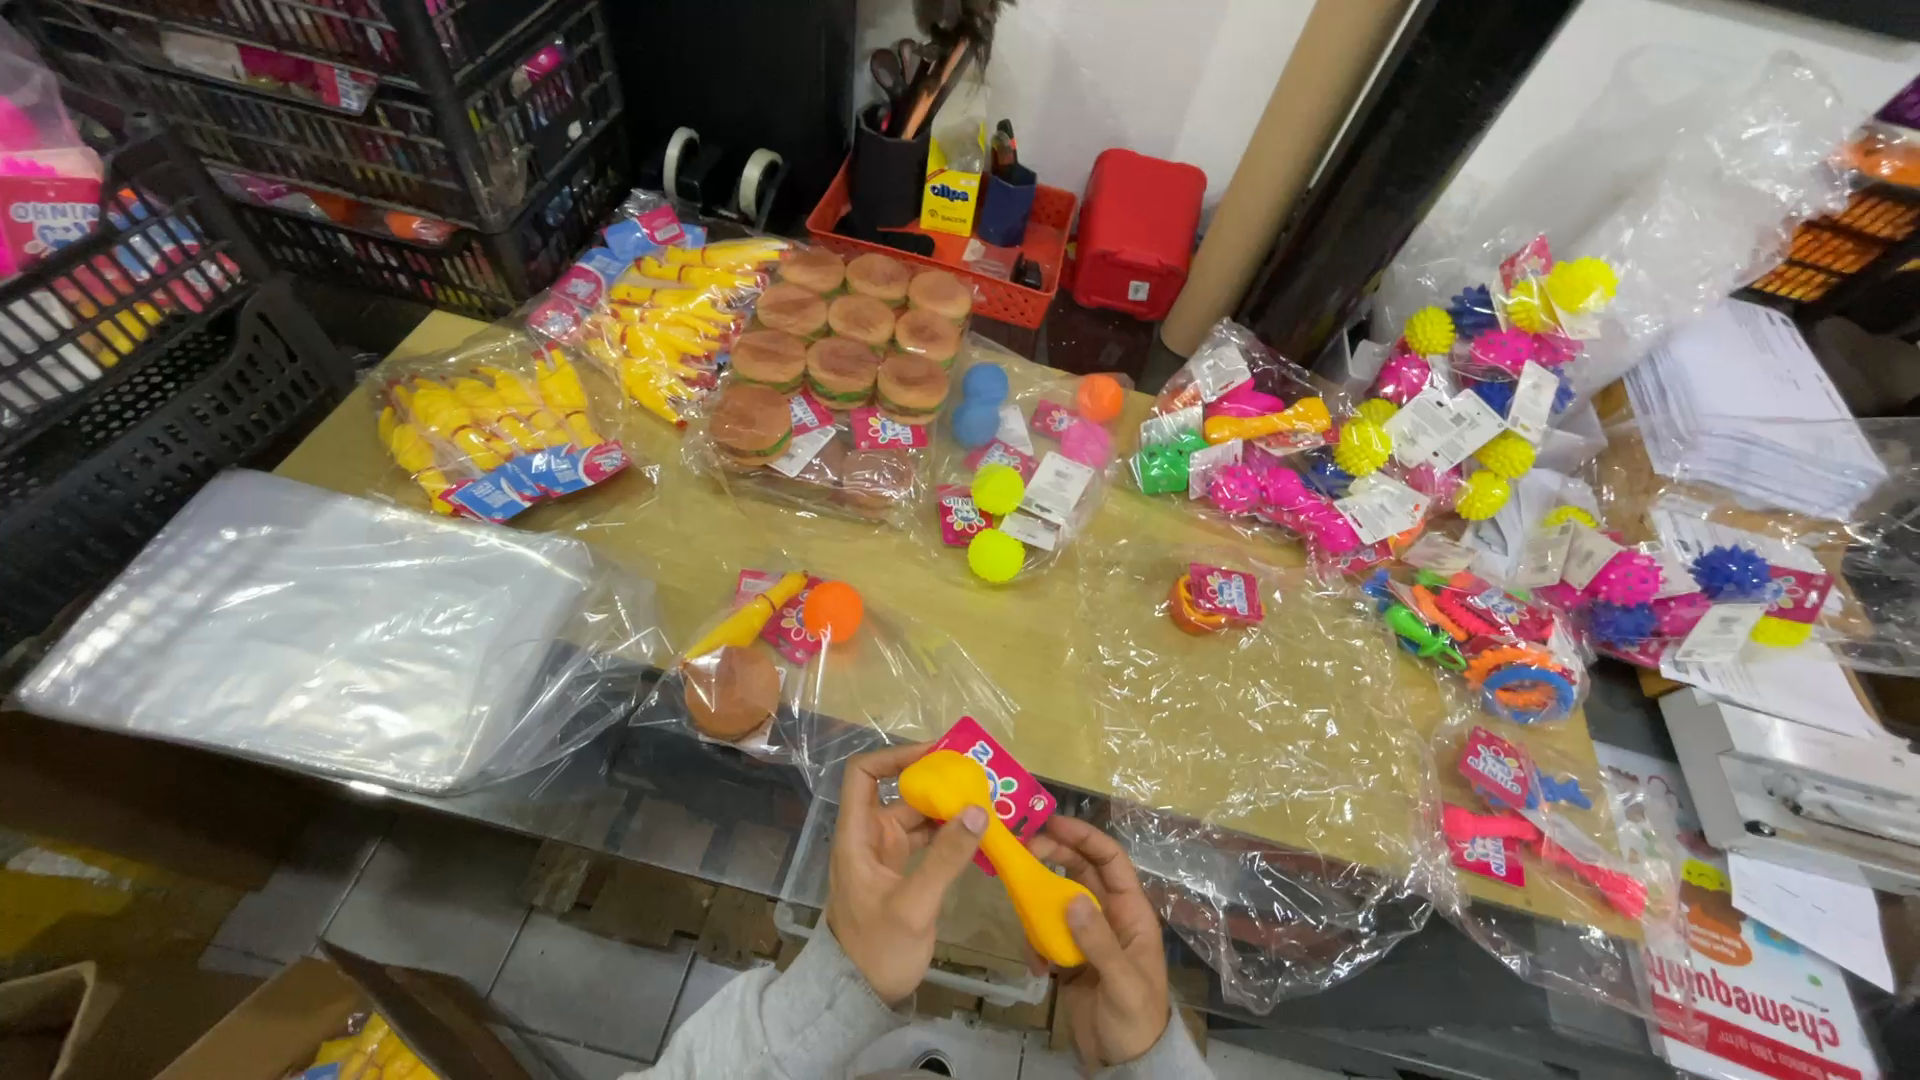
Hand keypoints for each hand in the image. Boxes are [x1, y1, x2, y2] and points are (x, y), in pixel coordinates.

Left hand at [825, 742, 988, 1004]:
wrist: (858, 998)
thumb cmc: (875, 950)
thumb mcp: (913, 906)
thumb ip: (945, 858)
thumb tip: (977, 811)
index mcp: (857, 835)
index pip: (863, 774)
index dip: (894, 756)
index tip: (935, 754)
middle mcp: (869, 836)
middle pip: (898, 791)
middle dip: (934, 780)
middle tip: (974, 773)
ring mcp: (885, 853)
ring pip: (917, 815)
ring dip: (946, 806)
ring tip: (984, 797)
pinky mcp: (902, 871)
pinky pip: (927, 839)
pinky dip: (949, 833)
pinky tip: (978, 832)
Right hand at [1027, 815, 1169, 1067]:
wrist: (1126, 1067)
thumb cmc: (1136, 1022)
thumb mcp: (1122, 983)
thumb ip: (1098, 941)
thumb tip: (1070, 897)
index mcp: (1131, 912)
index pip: (1111, 860)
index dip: (1084, 836)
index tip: (1052, 823)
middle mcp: (1109, 915)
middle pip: (1080, 870)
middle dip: (1053, 855)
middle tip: (1024, 851)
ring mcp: (1087, 935)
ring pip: (1058, 898)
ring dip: (1039, 899)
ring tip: (1022, 905)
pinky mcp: (1069, 957)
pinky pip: (1046, 933)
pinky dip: (1035, 940)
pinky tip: (1036, 964)